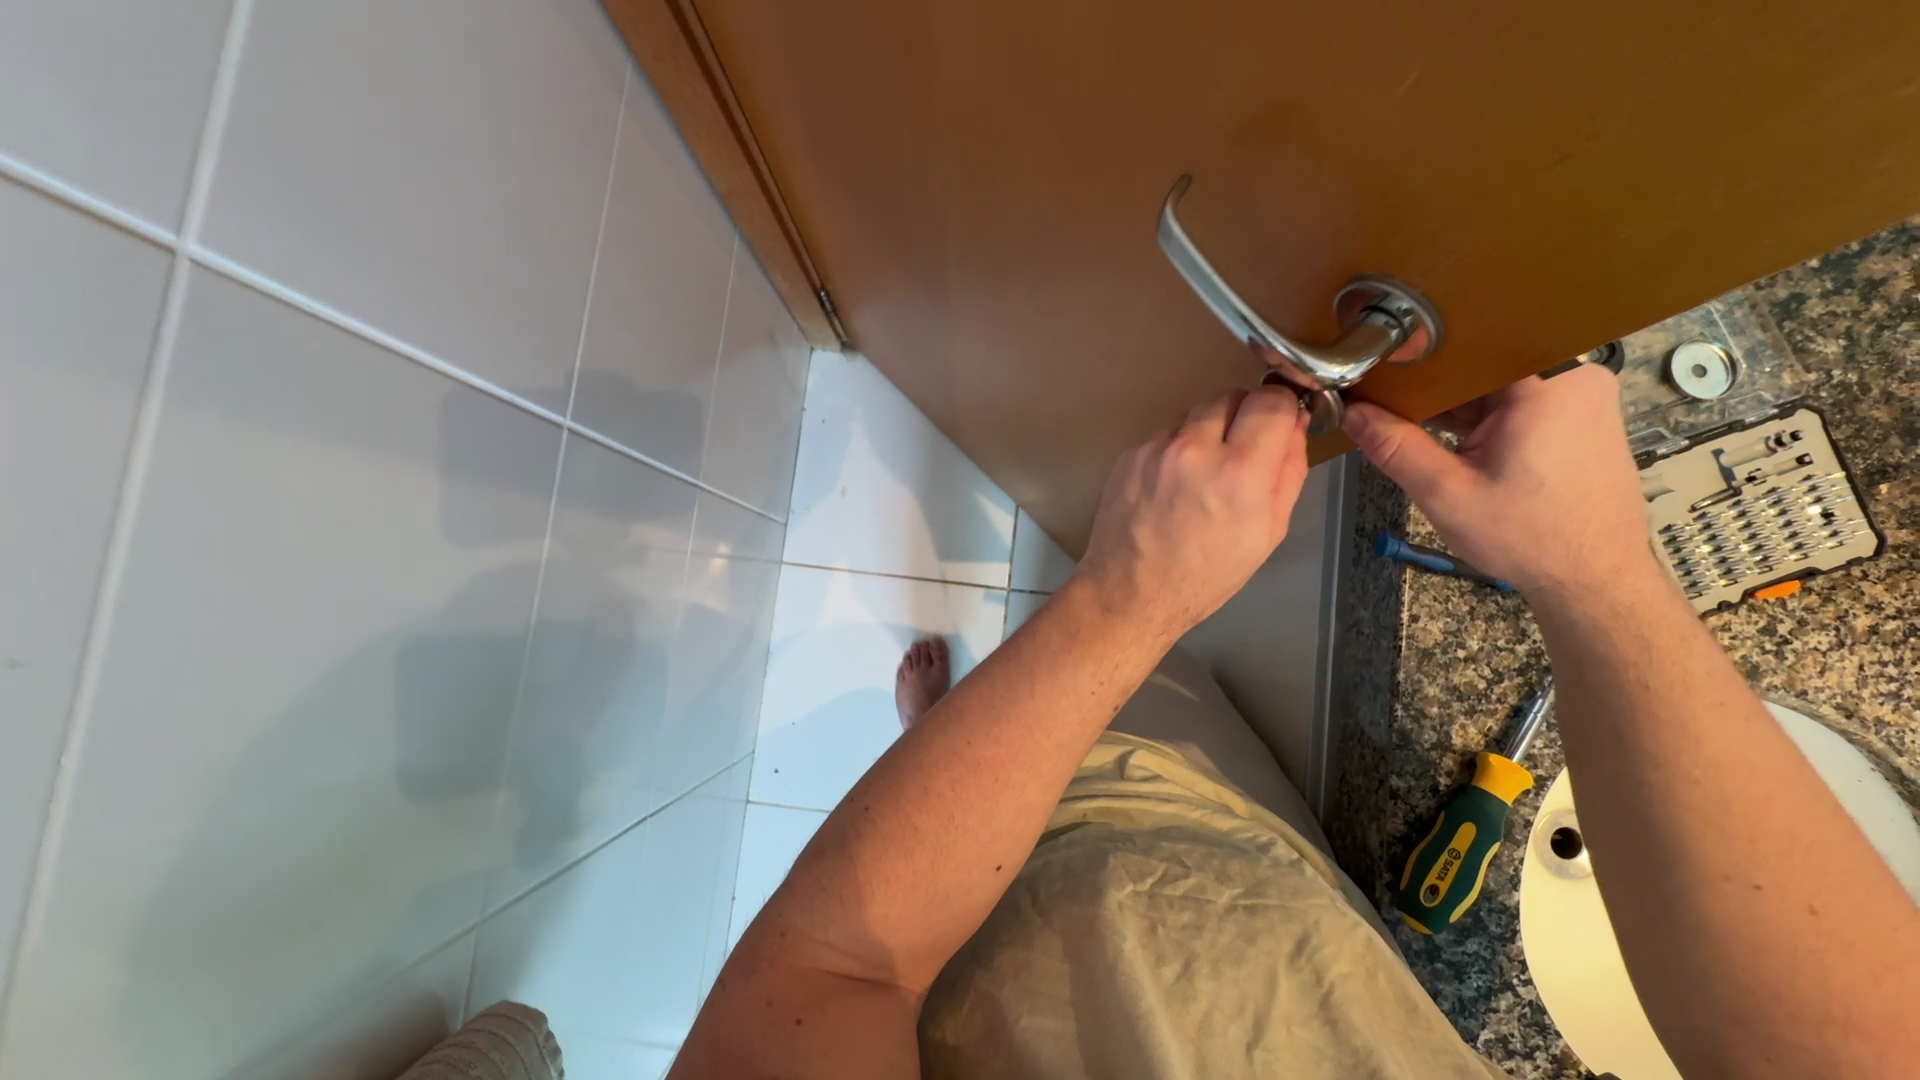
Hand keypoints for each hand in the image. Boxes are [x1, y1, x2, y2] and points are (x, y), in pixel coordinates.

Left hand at [1074, 385, 1311, 639]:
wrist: (1131, 592)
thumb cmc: (1206, 575)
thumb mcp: (1268, 533)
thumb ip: (1289, 471)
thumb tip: (1296, 424)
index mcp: (1239, 473)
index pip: (1271, 401)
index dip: (1281, 408)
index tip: (1280, 424)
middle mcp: (1195, 450)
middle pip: (1232, 395)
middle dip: (1244, 415)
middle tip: (1242, 451)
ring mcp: (1156, 449)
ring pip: (1196, 411)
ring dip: (1208, 429)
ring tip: (1204, 473)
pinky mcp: (1129, 454)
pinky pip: (1165, 432)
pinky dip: (1177, 446)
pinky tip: (1173, 483)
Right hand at [1340, 365, 1654, 599]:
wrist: (1594, 580)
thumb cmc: (1529, 537)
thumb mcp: (1446, 493)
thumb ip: (1395, 447)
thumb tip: (1352, 413)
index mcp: (1550, 383)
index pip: (1472, 346)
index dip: (1421, 356)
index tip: (1381, 369)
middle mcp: (1576, 377)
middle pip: (1484, 364)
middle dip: (1434, 386)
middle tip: (1385, 400)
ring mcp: (1582, 398)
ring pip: (1498, 385)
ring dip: (1456, 406)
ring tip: (1411, 423)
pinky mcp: (1580, 420)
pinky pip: (1518, 403)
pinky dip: (1482, 419)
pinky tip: (1451, 442)